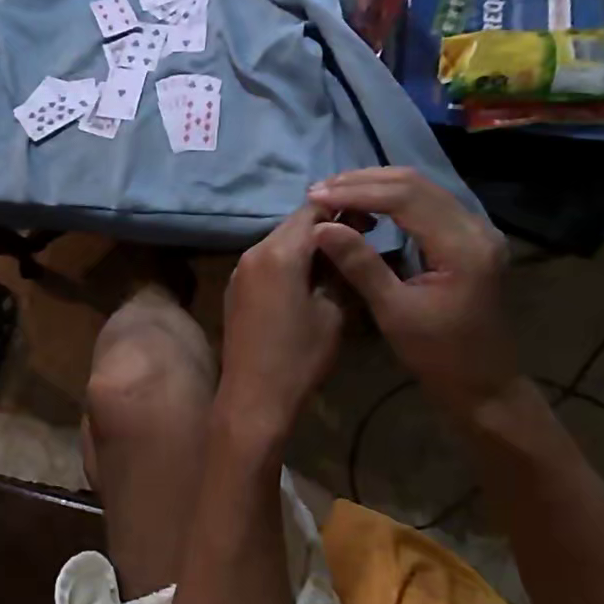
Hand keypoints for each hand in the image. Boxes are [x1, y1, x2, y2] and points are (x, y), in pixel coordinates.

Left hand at [217, 203, 347, 437]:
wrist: (253, 397)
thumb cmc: (300, 357)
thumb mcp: (333, 312)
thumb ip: (339, 270)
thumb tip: (346, 246)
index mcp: (279, 253)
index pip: (313, 209)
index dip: (343, 207)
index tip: (368, 216)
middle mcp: (254, 251)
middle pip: (293, 223)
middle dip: (325, 223)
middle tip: (358, 233)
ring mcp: (240, 268)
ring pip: (279, 240)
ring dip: (306, 241)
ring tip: (337, 255)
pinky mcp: (235, 285)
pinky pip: (266, 259)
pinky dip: (288, 258)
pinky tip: (308, 275)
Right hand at [308, 168, 521, 418]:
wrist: (483, 384)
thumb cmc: (437, 355)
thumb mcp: (393, 311)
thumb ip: (359, 263)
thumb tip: (320, 226)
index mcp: (462, 246)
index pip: (405, 198)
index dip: (357, 191)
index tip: (316, 196)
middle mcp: (476, 227)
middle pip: (416, 184)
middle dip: (364, 181)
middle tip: (320, 189)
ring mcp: (477, 230)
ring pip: (423, 188)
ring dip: (377, 185)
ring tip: (335, 191)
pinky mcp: (471, 238)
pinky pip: (430, 203)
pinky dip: (394, 198)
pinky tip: (366, 203)